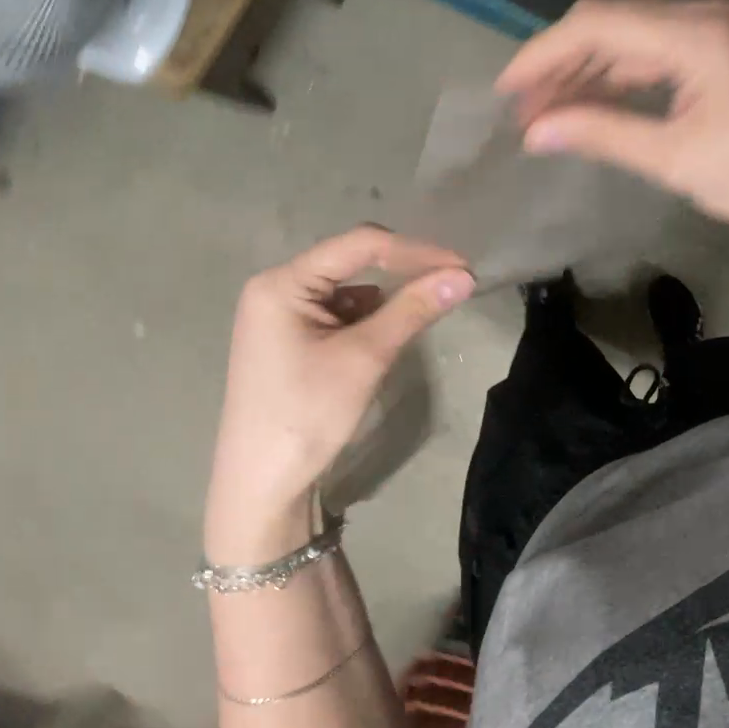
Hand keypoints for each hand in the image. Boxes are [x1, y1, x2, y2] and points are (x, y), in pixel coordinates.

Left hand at [205, 226, 473, 563]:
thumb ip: (414, 309)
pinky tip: (392, 337)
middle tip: (455, 283)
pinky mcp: (294, 338)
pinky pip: (344, 312)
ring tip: (429, 312)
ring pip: (354, 288)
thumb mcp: (366, 356)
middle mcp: (278, 288)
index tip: (464, 268)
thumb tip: (465, 276)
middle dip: (406, 269)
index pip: (361, 245)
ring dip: (392, 297)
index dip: (417, 251)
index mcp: (282, 283)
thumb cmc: (307, 413)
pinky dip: (374, 318)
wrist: (262, 482)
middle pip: (355, 260)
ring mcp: (284, 314)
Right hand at [498, 0, 728, 240]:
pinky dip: (618, 79)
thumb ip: (604, 136)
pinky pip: (652, 54)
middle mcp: (704, 15)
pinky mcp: (714, 50)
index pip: (600, 25)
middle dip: (561, 63)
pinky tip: (586, 106)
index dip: (545, 54)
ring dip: (586, 73)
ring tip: (544, 114)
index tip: (507, 91)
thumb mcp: (676, 161)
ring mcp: (712, 30)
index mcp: (699, 34)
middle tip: (521, 110)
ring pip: (628, 38)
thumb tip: (535, 132)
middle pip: (611, 23)